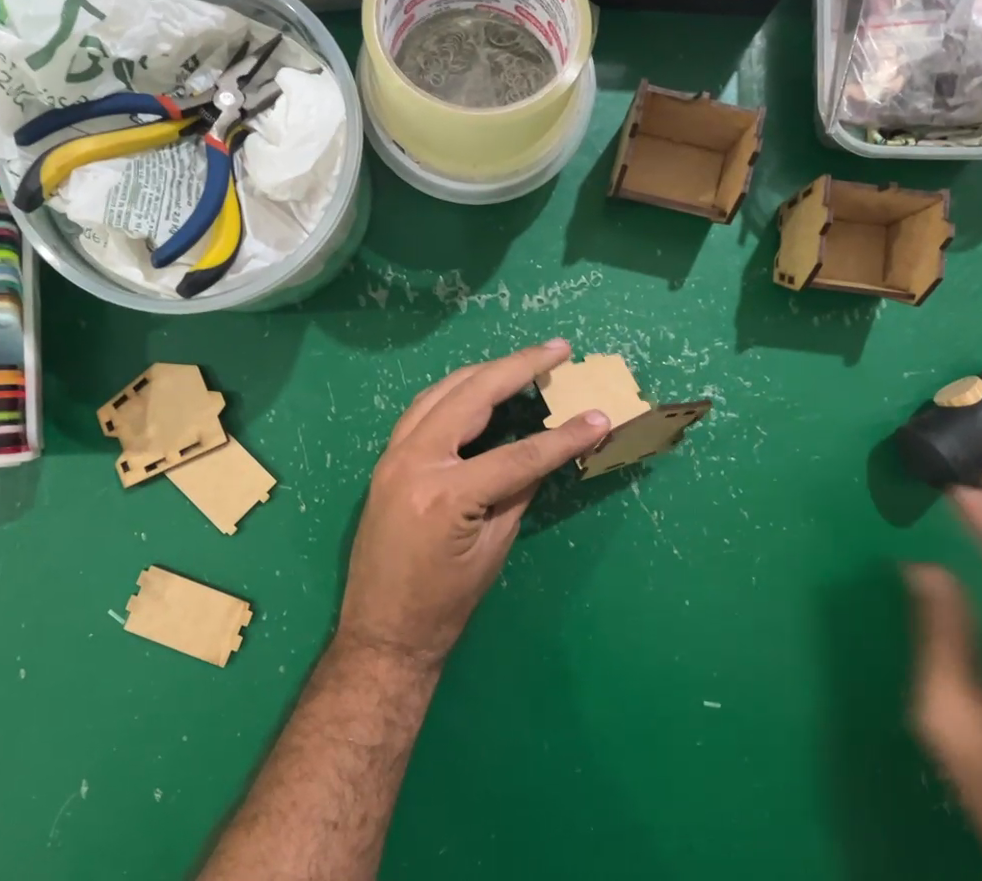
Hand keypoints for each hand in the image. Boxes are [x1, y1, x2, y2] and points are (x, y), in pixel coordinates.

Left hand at [338, 340, 610, 668]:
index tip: (599, 417)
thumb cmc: (444, 604)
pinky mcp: (387, 461)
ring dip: (484, 372)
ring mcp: (393, 457)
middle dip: (518, 367)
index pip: (518, 454)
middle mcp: (414, 462)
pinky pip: (422, 411)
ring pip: (441, 392)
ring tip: (524, 361)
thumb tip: (545, 452)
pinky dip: (454, 393)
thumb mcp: (493, 549)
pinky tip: (477, 387)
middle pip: (472, 396)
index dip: (563, 437)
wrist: (383, 631)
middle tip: (557, 349)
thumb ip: (519, 491)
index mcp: (446, 494)